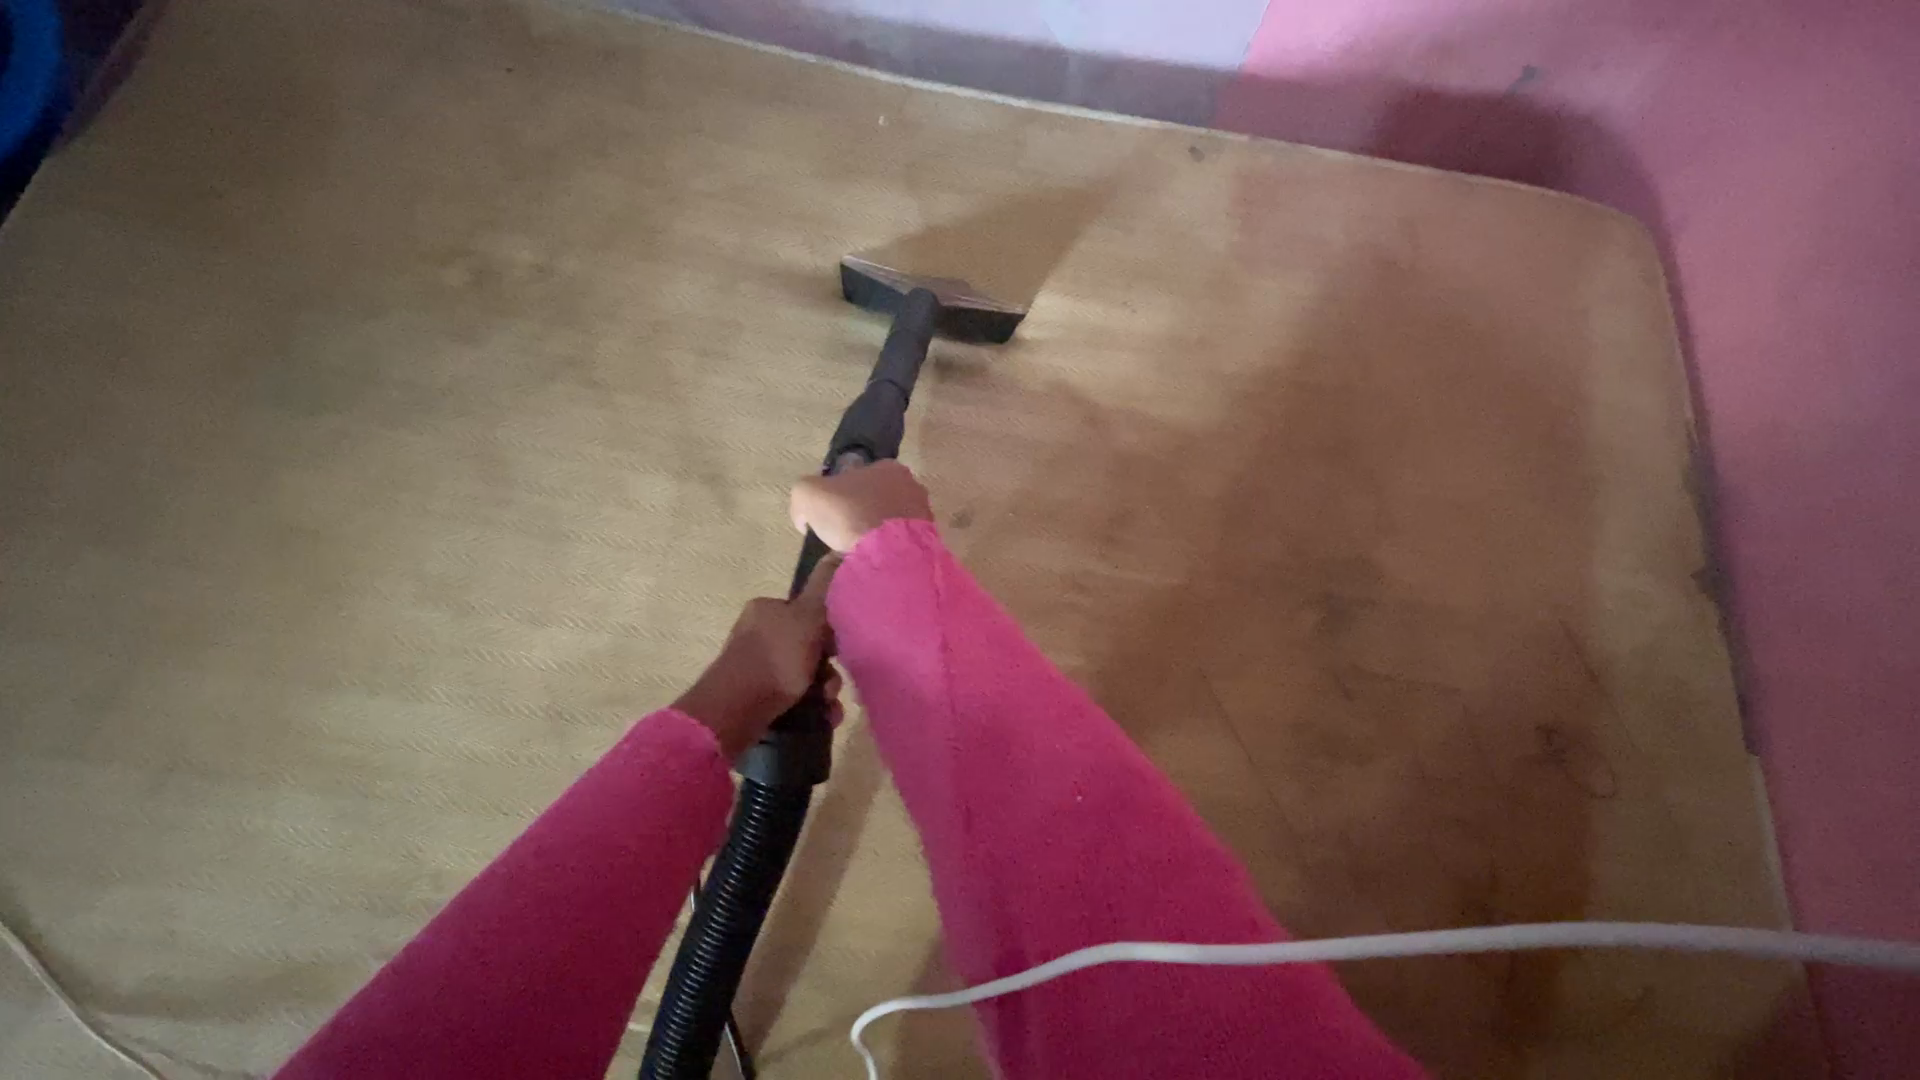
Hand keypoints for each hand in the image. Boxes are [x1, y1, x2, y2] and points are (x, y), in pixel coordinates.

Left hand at [673, 562, 840, 756]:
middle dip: (828, 667)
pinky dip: (812, 705)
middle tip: (833, 684)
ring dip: (824, 689)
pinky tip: (822, 716)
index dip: (829, 630)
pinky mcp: (756, 695)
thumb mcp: (807, 616)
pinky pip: (794, 696)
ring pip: (805, 674)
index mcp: (767, 609)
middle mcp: (759, 634)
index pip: (809, 612)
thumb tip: (837, 551)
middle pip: (810, 646)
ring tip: (828, 705)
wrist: (737, 709)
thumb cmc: (777, 657)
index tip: (838, 649)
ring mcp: (756, 665)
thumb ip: (824, 586)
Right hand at [789, 459, 933, 551]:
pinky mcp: (928, 541)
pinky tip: (874, 561)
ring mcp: (924, 514)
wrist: (887, 553)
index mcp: (888, 467)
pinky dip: (888, 550)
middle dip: (861, 513)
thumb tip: (805, 518)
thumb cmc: (849, 513)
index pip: (860, 476)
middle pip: (878, 499)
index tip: (831, 514)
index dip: (841, 493)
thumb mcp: (807, 494)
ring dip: (875, 533)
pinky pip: (901, 543)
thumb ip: (803, 497)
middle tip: (842, 534)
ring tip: (858, 552)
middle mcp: (912, 485)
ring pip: (891, 522)